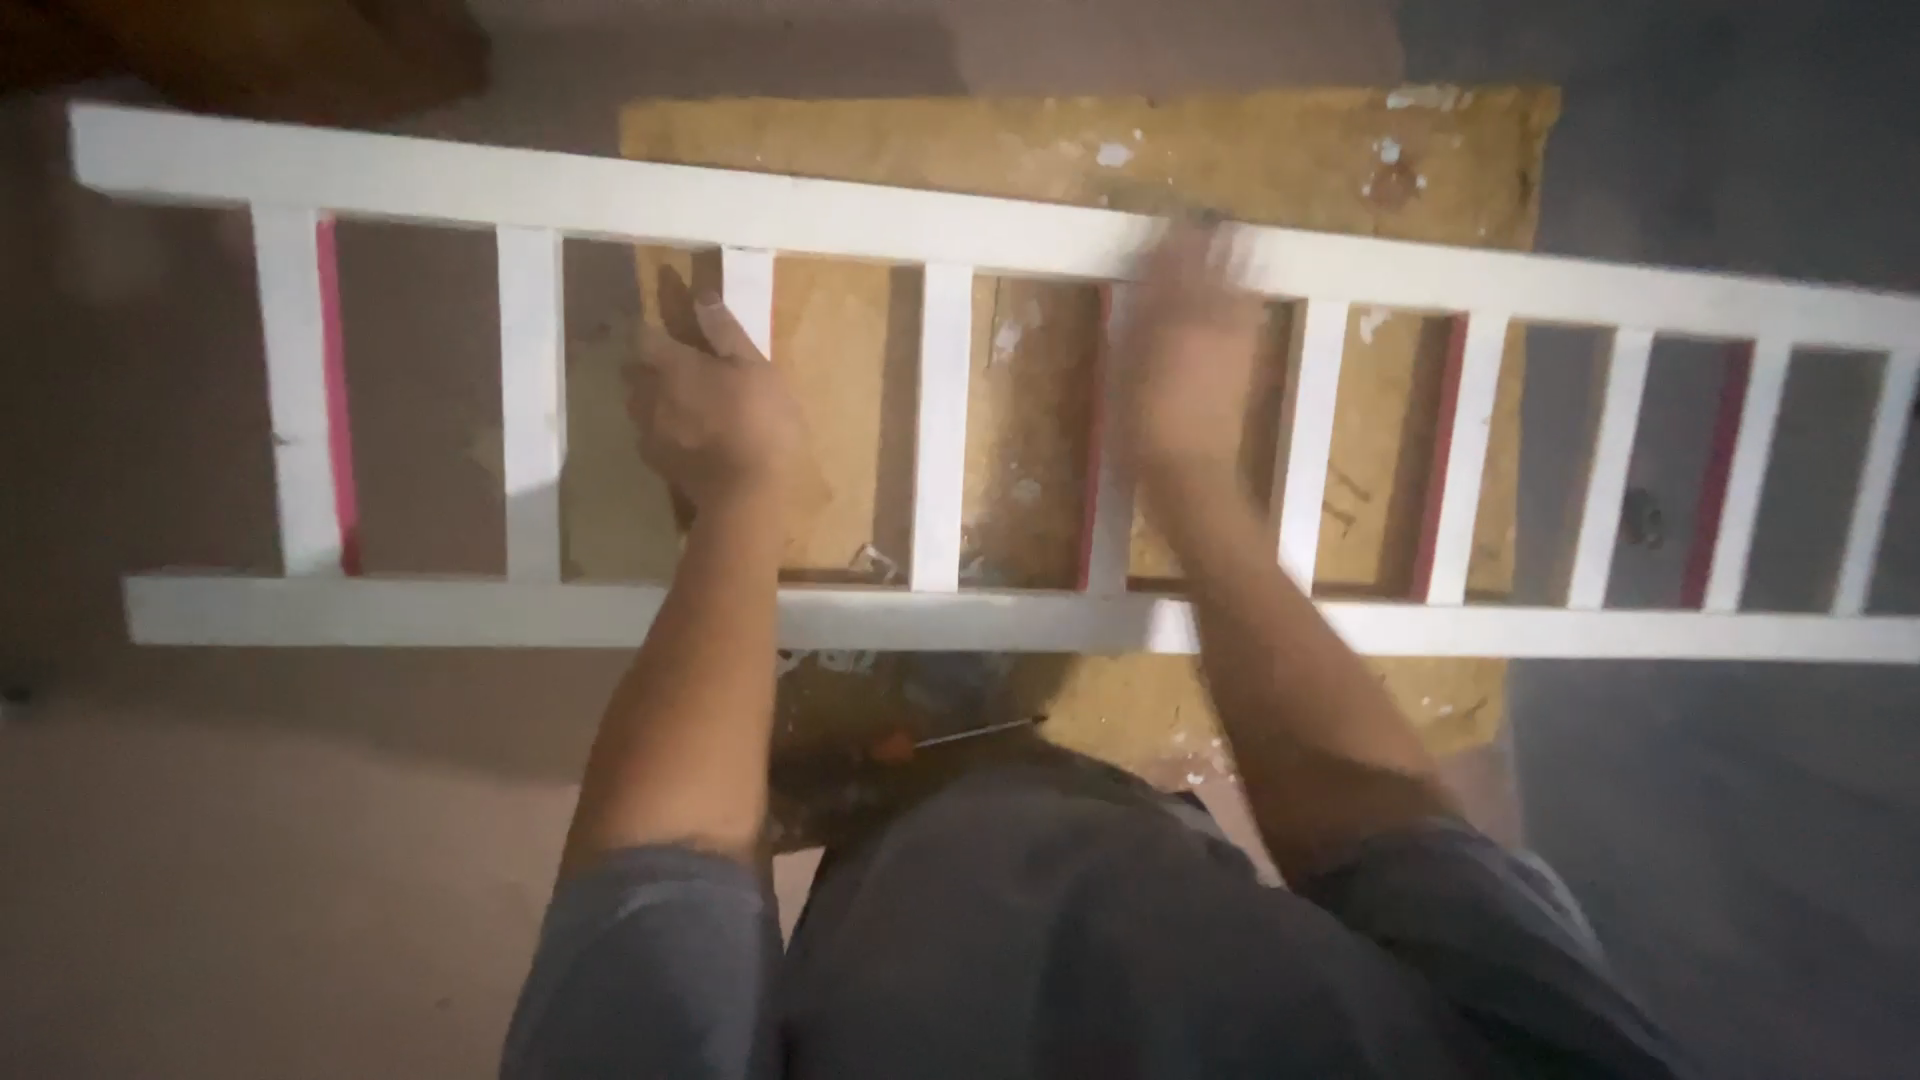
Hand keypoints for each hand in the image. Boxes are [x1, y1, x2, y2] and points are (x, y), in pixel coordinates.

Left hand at [625, 294, 805, 513]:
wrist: (746, 494)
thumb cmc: (759, 422)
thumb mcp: (754, 368)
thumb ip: (724, 331)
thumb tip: (701, 295)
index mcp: (671, 364)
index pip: (642, 334)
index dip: (650, 328)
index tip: (666, 329)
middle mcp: (648, 394)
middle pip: (633, 371)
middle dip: (647, 365)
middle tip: (676, 368)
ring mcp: (649, 432)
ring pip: (638, 406)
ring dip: (651, 399)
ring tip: (679, 405)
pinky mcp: (657, 464)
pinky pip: (649, 437)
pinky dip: (661, 432)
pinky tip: (685, 438)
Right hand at [1117, 222, 1265, 490]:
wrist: (1192, 469)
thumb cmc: (1142, 426)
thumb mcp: (1124, 372)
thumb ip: (1137, 322)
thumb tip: (1144, 282)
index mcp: (1174, 319)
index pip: (1172, 265)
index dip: (1168, 240)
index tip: (1164, 221)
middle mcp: (1211, 319)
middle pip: (1214, 265)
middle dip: (1209, 238)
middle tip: (1204, 220)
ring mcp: (1235, 338)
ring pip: (1240, 283)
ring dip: (1235, 256)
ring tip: (1233, 236)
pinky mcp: (1248, 359)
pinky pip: (1251, 310)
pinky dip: (1248, 290)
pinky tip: (1246, 286)